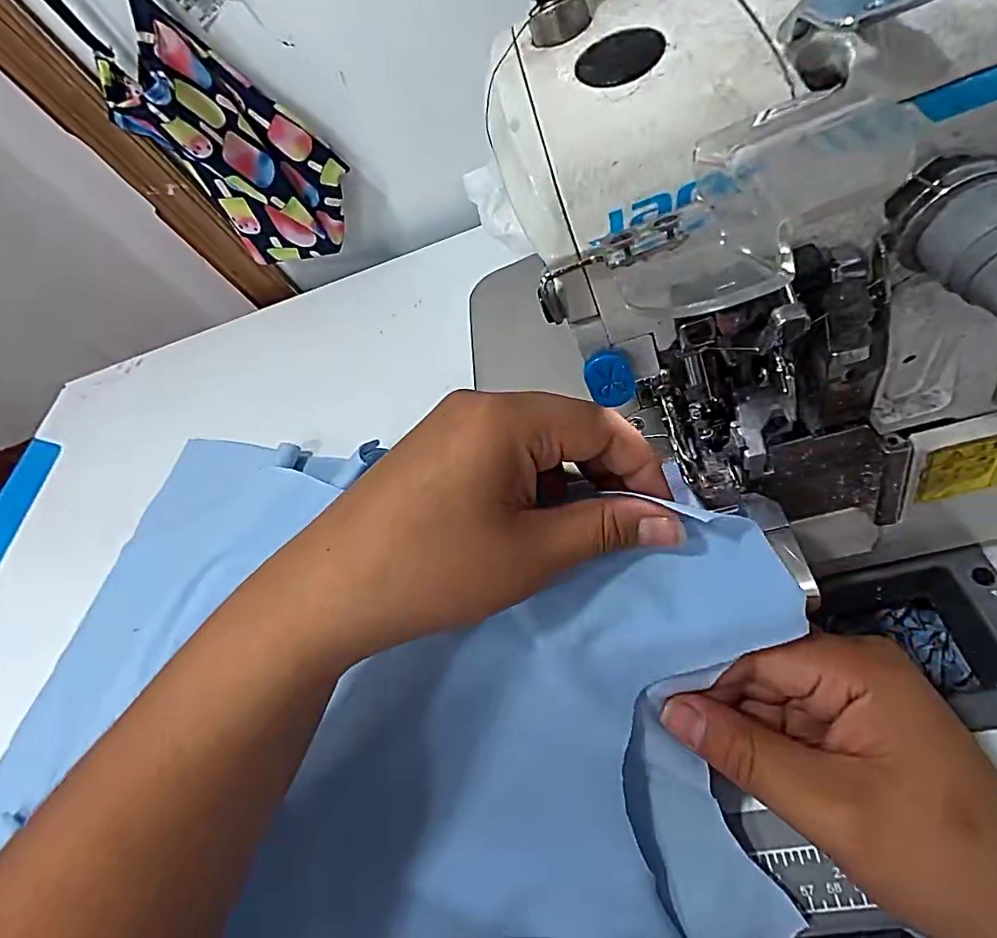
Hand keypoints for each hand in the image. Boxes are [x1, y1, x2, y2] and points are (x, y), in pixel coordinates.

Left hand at [252, 390, 683, 664]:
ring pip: (535, 441)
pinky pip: (501, 451)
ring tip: (573, 534)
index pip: (600, 424)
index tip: (662, 516)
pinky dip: (529, 483)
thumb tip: (669, 522)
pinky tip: (527, 523)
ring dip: (566, 482)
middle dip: (605, 475)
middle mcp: (479, 404)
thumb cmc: (435, 570)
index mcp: (506, 415)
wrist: (327, 592)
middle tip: (624, 528)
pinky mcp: (434, 446)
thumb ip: (606, 528)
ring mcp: (451, 422)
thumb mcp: (531, 552)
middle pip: (567, 427)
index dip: (641, 468)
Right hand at [661, 635, 996, 937]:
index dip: (708, 671)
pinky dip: (762, 739)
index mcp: (859, 667)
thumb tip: (673, 710)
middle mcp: (857, 668)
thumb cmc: (937, 853)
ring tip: (682, 732)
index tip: (658, 690)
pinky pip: (794, 721)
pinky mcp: (857, 728)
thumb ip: (744, 752)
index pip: (762, 652)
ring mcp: (858, 699)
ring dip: (737, 720)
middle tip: (663, 716)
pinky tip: (725, 750)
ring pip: (775, 697)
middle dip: (718, 696)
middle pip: (766, 669)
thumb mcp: (828, 804)